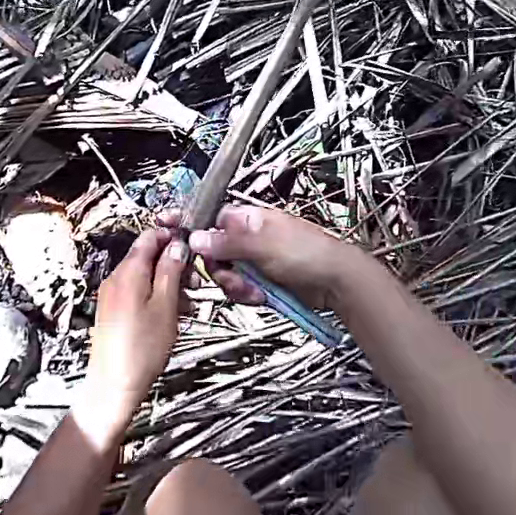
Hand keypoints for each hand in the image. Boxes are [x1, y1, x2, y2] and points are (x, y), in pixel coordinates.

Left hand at [73, 227, 186, 451]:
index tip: (192, 243)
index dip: (172, 235)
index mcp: (128, 272)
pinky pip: (138, 292)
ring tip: (188, 302)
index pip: (150, 236)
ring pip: (145, 275)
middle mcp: (116, 278)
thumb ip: (171, 271)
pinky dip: (156, 295)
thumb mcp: (166, 305)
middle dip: (174, 263)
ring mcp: (112, 295)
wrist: (113, 387)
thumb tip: (177, 246)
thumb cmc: (140, 350)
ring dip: (168, 282)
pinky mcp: (114, 310)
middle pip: (148, 256)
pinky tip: (172, 313)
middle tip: (195, 279)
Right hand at [159, 205, 381, 310]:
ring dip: (234, 285)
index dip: (194, 231)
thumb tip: (197, 237)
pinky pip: (239, 288)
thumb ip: (228, 242)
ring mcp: (255, 259)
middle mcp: (249, 237)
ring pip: (225, 273)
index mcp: (249, 218)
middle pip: (213, 251)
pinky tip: (260, 296)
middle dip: (220, 268)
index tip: (177, 237)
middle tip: (233, 276)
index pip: (211, 220)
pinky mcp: (261, 280)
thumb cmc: (310, 253)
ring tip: (252, 289)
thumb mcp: (264, 244)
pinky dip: (246, 295)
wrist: (338, 283)